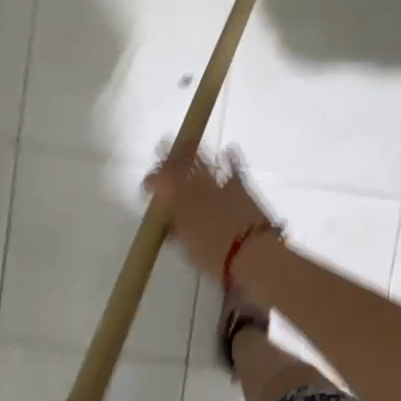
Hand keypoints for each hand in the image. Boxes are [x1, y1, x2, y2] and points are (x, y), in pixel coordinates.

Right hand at [143, 148, 277, 285]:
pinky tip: (230, 149)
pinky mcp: (241, 187)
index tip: (148, 184)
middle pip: (178, 166)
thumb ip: (177, 230)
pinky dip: (231, 158)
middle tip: (163, 148)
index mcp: (178, 204)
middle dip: (169, 157)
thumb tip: (169, 223)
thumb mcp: (188, 248)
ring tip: (188, 142)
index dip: (152, 181)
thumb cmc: (215, 259)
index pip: (159, 184)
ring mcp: (219, 185)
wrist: (252, 254)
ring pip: (203, 162)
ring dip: (194, 151)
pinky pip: (234, 167)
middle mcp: (196, 189)